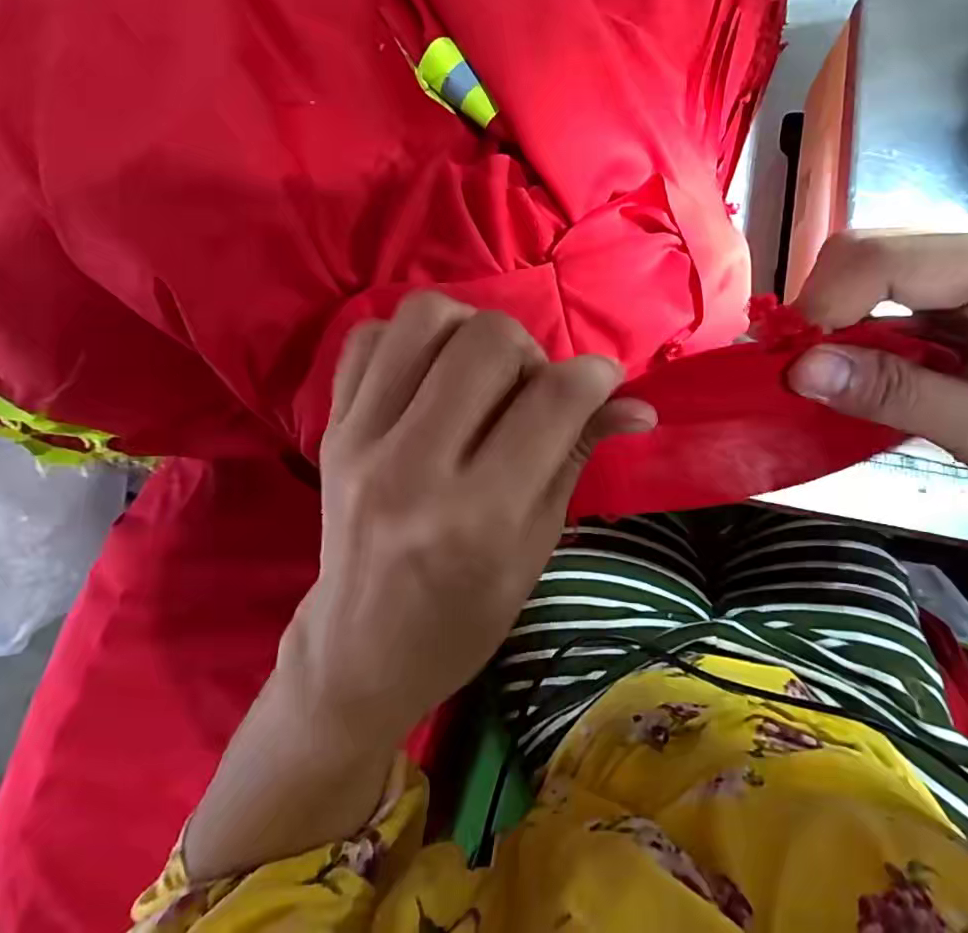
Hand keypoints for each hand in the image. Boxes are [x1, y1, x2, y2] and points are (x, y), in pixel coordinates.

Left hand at [280, 292, 655, 744]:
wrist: (361, 650)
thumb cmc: (465, 616)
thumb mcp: (536, 547)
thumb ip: (576, 457)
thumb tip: (636, 404)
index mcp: (479, 515)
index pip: (553, 400)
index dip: (595, 375)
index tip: (603, 381)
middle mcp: (414, 467)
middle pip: (488, 341)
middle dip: (531, 352)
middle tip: (530, 390)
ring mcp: (360, 441)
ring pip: (425, 317)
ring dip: (470, 330)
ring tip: (479, 372)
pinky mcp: (330, 429)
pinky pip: (367, 337)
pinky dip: (408, 341)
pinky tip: (428, 377)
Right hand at [785, 229, 967, 551]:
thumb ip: (894, 395)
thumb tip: (798, 370)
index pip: (893, 257)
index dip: (825, 303)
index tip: (791, 364)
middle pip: (883, 254)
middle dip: (829, 310)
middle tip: (804, 374)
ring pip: (888, 281)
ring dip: (848, 329)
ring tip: (832, 381)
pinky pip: (907, 309)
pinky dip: (874, 344)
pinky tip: (870, 378)